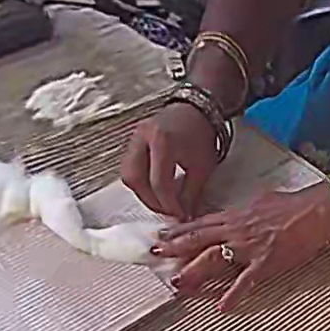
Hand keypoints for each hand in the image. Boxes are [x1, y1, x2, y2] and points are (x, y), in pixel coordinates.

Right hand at [120, 104, 220, 220]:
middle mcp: (143, 138)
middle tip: (168, 212)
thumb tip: (184, 217)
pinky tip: (156, 191)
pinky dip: (140, 183)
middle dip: (151, 200)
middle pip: (134, 178)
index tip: (180, 216)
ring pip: (127, 174)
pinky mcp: (132, 140)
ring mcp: (134, 137)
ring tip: (162, 203)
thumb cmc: (201, 138)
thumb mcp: (202, 169)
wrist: (195, 112)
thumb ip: (192, 195)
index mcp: (163, 142)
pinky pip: (129, 167)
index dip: (168, 205)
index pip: (159, 183)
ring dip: (142, 193)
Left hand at [152, 186, 329, 310]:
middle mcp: (237, 231)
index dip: (178, 231)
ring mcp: (249, 248)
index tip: (162, 237)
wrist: (315, 211)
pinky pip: (245, 281)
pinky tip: (222, 306)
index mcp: (235, 216)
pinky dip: (233, 295)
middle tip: (155, 257)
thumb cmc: (292, 206)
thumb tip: (234, 219)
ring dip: (195, 272)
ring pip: (214, 260)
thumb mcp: (260, 203)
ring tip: (179, 284)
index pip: (200, 224)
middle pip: (199, 240)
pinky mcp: (265, 263)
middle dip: (175, 249)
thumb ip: (242, 213)